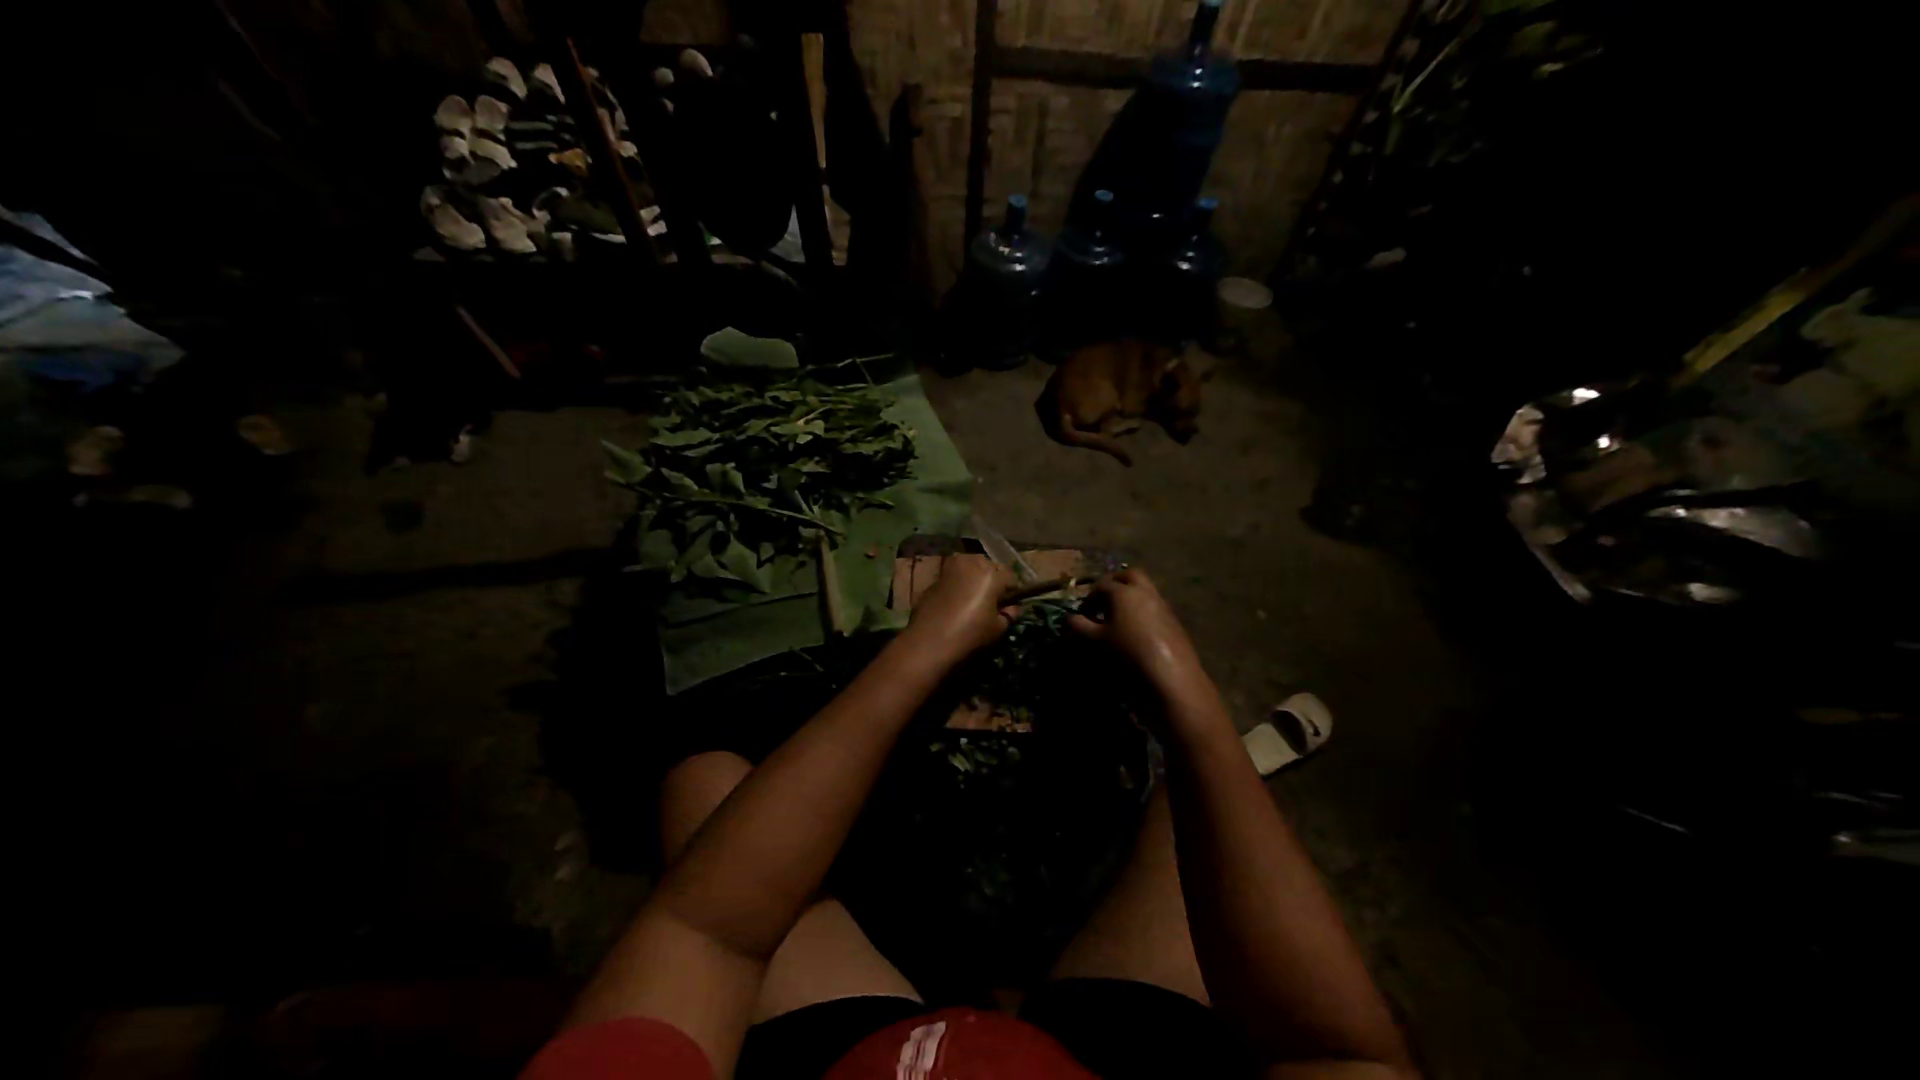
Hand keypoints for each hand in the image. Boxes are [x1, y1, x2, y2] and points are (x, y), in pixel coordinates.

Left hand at [903, 555, 1018, 661]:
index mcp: (991, 574)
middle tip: (991, 598)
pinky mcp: (937, 576)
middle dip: (993, 578)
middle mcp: (972, 564)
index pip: (1010, 576)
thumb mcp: (997, 628)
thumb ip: (1009, 614)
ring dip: (975, 576)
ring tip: (973, 596)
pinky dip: (959, 582)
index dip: (1012, 590)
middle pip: (989, 566)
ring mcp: (951, 568)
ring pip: (970, 565)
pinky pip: (954, 575)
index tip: (1009, 603)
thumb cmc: (970, 633)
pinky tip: (956, 599)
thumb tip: (1012, 608)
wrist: (930, 639)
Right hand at [1068, 567, 1205, 694]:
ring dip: (1131, 596)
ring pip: (1145, 589)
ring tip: (1120, 618)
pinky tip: (1137, 631)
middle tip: (1104, 601)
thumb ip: (1078, 626)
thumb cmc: (1126, 652)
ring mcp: (1162, 603)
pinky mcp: (1174, 619)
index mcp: (1122, 592)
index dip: (1090, 598)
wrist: (1169, 674)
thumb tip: (1069, 618)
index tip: (1084, 615)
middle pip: (1129, 575)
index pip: (1101, 585)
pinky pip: (1155, 605)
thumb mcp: (1095, 641)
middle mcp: (1144, 591)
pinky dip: (1143, 609)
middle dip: (1115, 583)